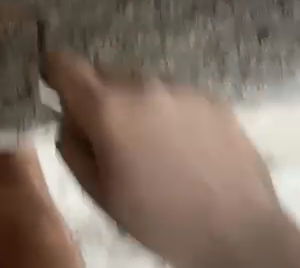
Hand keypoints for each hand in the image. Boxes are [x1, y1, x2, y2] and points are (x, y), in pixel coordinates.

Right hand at [45, 52, 287, 267]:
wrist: (243, 237)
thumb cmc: (161, 219)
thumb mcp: (100, 193)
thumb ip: (71, 145)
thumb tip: (66, 117)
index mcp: (105, 106)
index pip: (62, 61)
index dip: (56, 74)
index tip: (60, 94)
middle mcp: (139, 84)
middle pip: (102, 75)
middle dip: (100, 100)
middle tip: (116, 140)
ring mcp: (178, 89)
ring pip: (140, 86)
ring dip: (137, 107)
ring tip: (157, 150)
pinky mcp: (211, 98)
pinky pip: (174, 97)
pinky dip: (171, 115)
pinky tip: (186, 150)